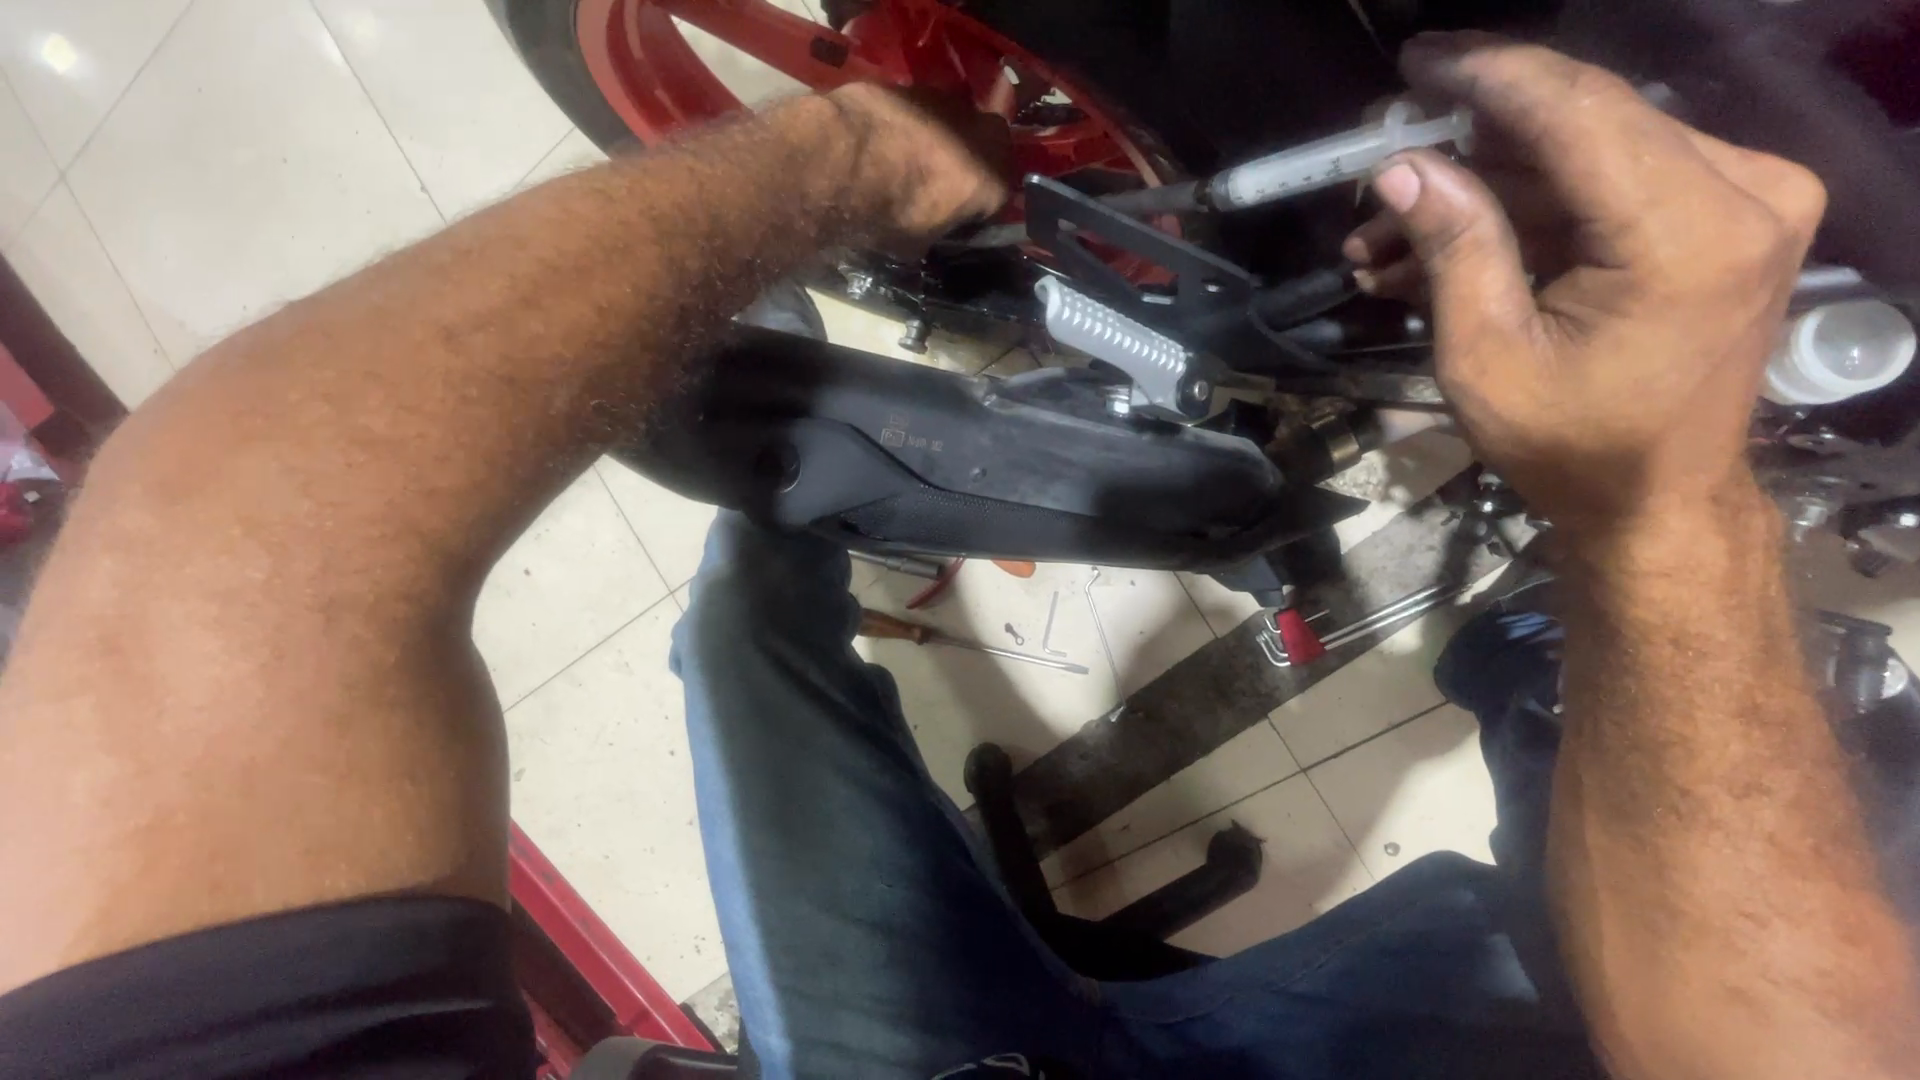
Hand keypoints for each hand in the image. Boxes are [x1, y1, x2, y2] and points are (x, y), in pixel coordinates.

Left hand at [826, 82, 1012, 248]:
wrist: (846, 157)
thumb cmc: (891, 212)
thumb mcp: (919, 245)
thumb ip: (936, 232)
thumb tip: (926, 233)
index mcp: (993, 182)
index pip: (998, 199)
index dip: (977, 210)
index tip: (958, 218)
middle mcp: (983, 136)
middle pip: (988, 147)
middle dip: (970, 161)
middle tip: (939, 183)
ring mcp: (947, 102)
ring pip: (954, 122)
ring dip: (939, 138)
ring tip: (905, 161)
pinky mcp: (911, 83)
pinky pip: (918, 109)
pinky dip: (908, 123)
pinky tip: (882, 141)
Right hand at [1343, 33, 1825, 532]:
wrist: (1653, 495)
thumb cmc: (1568, 443)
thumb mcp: (1486, 355)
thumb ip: (1455, 247)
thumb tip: (1401, 167)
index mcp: (1688, 232)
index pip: (1580, 112)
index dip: (1489, 78)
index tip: (1415, 64)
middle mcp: (1743, 189)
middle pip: (1584, 123)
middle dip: (1470, 140)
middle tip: (1383, 155)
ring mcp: (1744, 198)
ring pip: (1585, 156)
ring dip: (1480, 190)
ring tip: (1380, 236)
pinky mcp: (1721, 217)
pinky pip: (1606, 188)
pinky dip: (1523, 212)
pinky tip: (1436, 246)